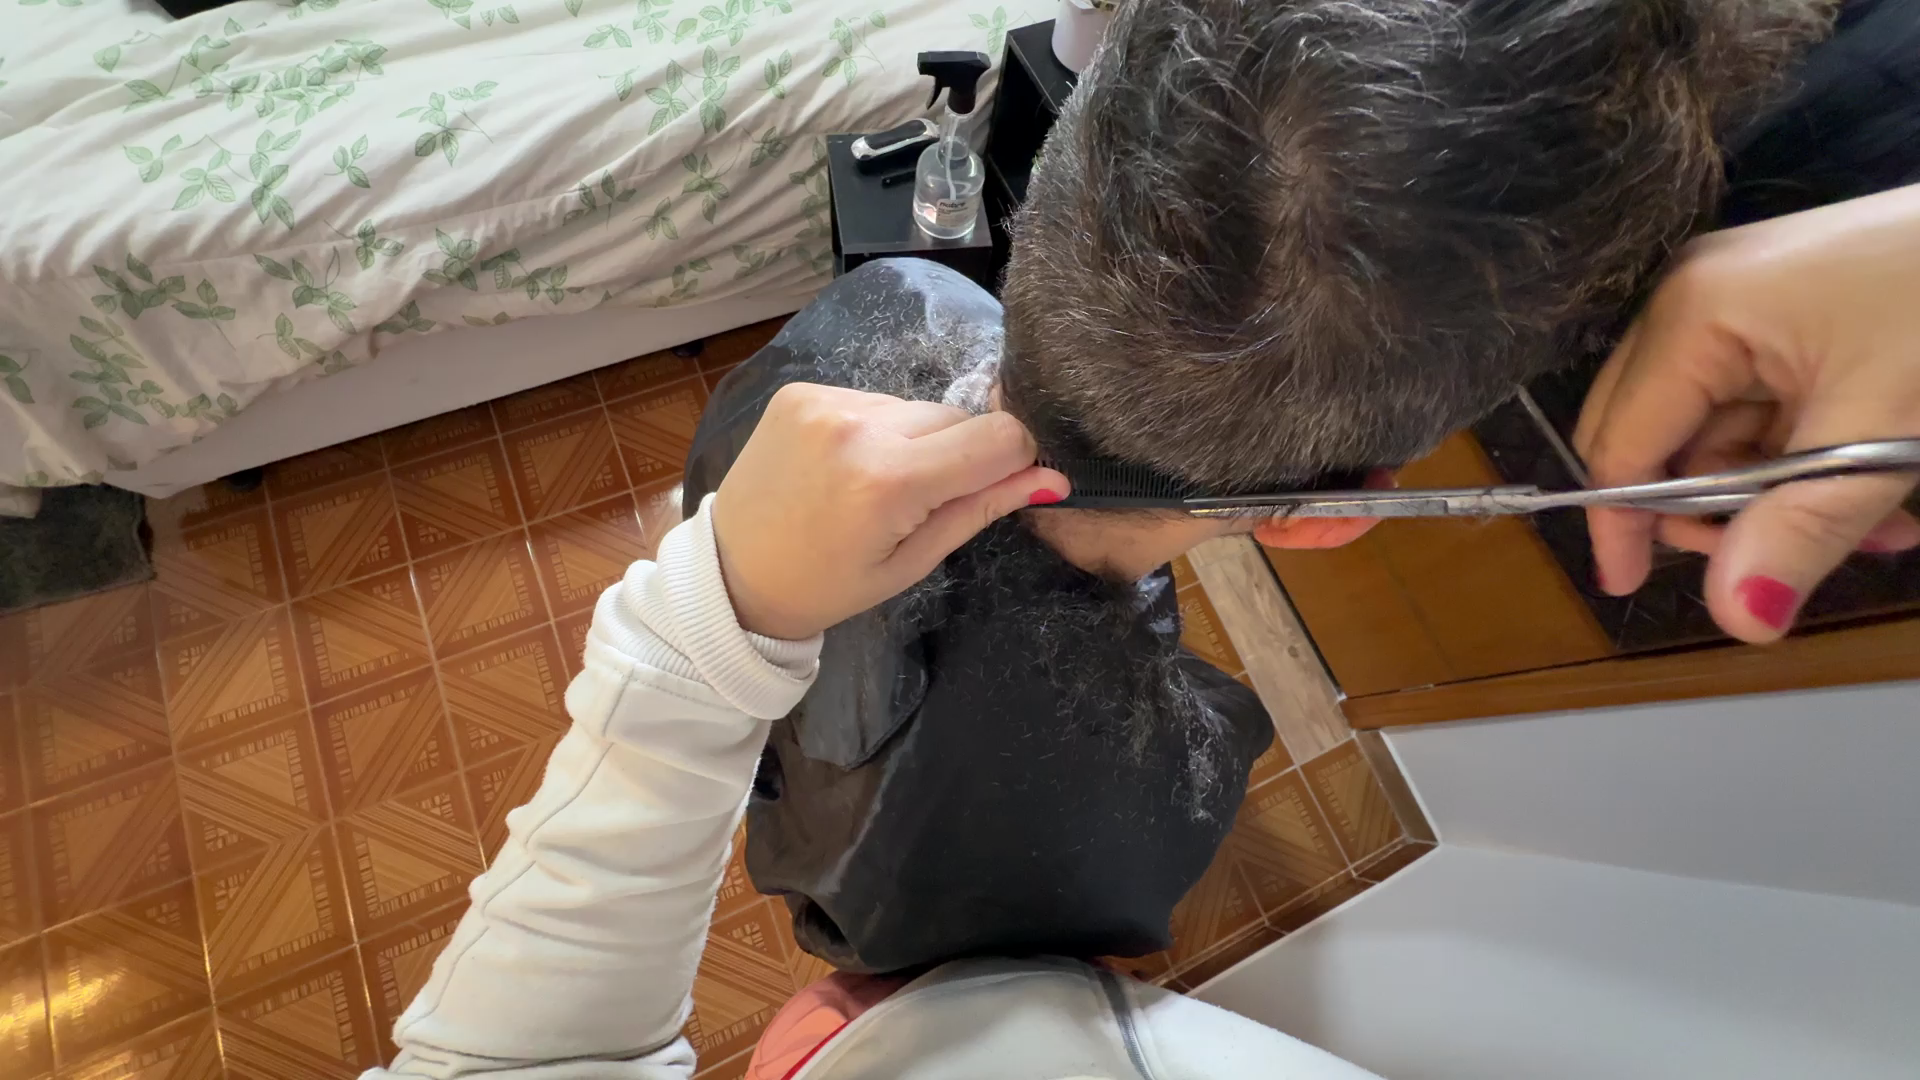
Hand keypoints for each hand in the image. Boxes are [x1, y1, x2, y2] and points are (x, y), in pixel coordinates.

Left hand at [711, 383, 1069, 639]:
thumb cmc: (827, 587)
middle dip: (959, 454)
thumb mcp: (911, 563)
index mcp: (888, 480)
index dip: (1014, 460)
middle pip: (959, 416)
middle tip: (922, 499)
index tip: (998, 486)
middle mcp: (858, 424)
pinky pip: (876, 399)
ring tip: (878, 484)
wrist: (732, 574)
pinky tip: (850, 464)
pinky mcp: (802, 389)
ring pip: (918, 406)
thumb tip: (1053, 479)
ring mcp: (825, 399)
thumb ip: (981, 510)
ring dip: (918, 440)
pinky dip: (880, 429)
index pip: (998, 436)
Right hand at [1575, 185, 1919, 642]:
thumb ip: (1808, 525)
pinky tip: (1863, 470)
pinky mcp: (1768, 301)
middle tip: (1780, 552)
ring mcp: (1725, 297)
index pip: (1621, 443)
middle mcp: (1683, 304)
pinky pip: (1746, 397)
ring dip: (1771, 485)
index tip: (1628, 584)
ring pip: (1704, 424)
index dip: (1621, 519)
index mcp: (1691, 318)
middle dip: (1714, 504)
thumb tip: (1741, 623)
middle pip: (1650, 435)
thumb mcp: (1897, 428)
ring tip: (1876, 519)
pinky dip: (1796, 446)